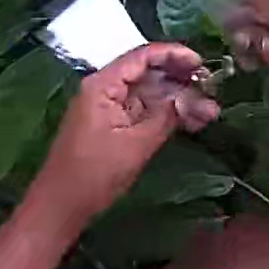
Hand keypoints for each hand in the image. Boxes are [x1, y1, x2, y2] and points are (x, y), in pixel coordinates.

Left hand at [31, 42, 220, 223]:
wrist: (57, 213)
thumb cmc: (92, 176)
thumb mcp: (136, 145)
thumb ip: (167, 115)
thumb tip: (195, 96)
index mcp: (103, 84)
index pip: (144, 56)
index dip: (175, 55)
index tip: (201, 63)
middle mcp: (106, 88)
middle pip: (150, 71)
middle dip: (181, 79)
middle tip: (211, 87)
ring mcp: (110, 105)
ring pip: (152, 92)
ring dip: (179, 99)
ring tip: (209, 111)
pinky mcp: (114, 123)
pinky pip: (146, 109)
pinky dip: (167, 113)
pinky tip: (192, 121)